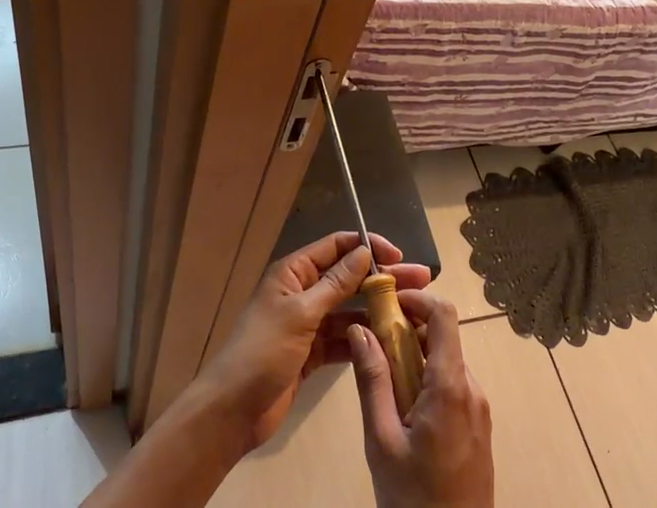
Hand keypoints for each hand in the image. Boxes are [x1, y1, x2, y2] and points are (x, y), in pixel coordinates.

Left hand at [197, 231, 431, 449]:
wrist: (233, 410)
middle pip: (348, 278)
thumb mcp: (301, 313)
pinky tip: (392, 343)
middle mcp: (302, 293)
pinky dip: (364, 339)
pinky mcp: (312, 353)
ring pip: (349, 310)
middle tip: (422, 281)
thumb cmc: (263, 352)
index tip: (399, 258)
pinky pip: (344, 339)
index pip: (336, 247)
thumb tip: (363, 251)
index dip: (368, 247)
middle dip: (382, 278)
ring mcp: (308, 324)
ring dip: (378, 310)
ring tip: (414, 314)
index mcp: (294, 273)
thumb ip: (334, 284)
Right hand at [348, 290, 492, 507]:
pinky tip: (402, 410)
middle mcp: (472, 389)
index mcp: (450, 386)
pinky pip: (451, 386)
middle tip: (371, 348)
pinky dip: (426, 381)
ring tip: (382, 386)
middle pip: (442, 337)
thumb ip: (372, 381)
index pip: (444, 314)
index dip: (416, 298)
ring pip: (445, 362)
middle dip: (406, 332)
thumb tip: (360, 330)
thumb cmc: (413, 497)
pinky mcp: (478, 426)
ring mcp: (479, 408)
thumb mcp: (381, 440)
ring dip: (414, 359)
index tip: (385, 303)